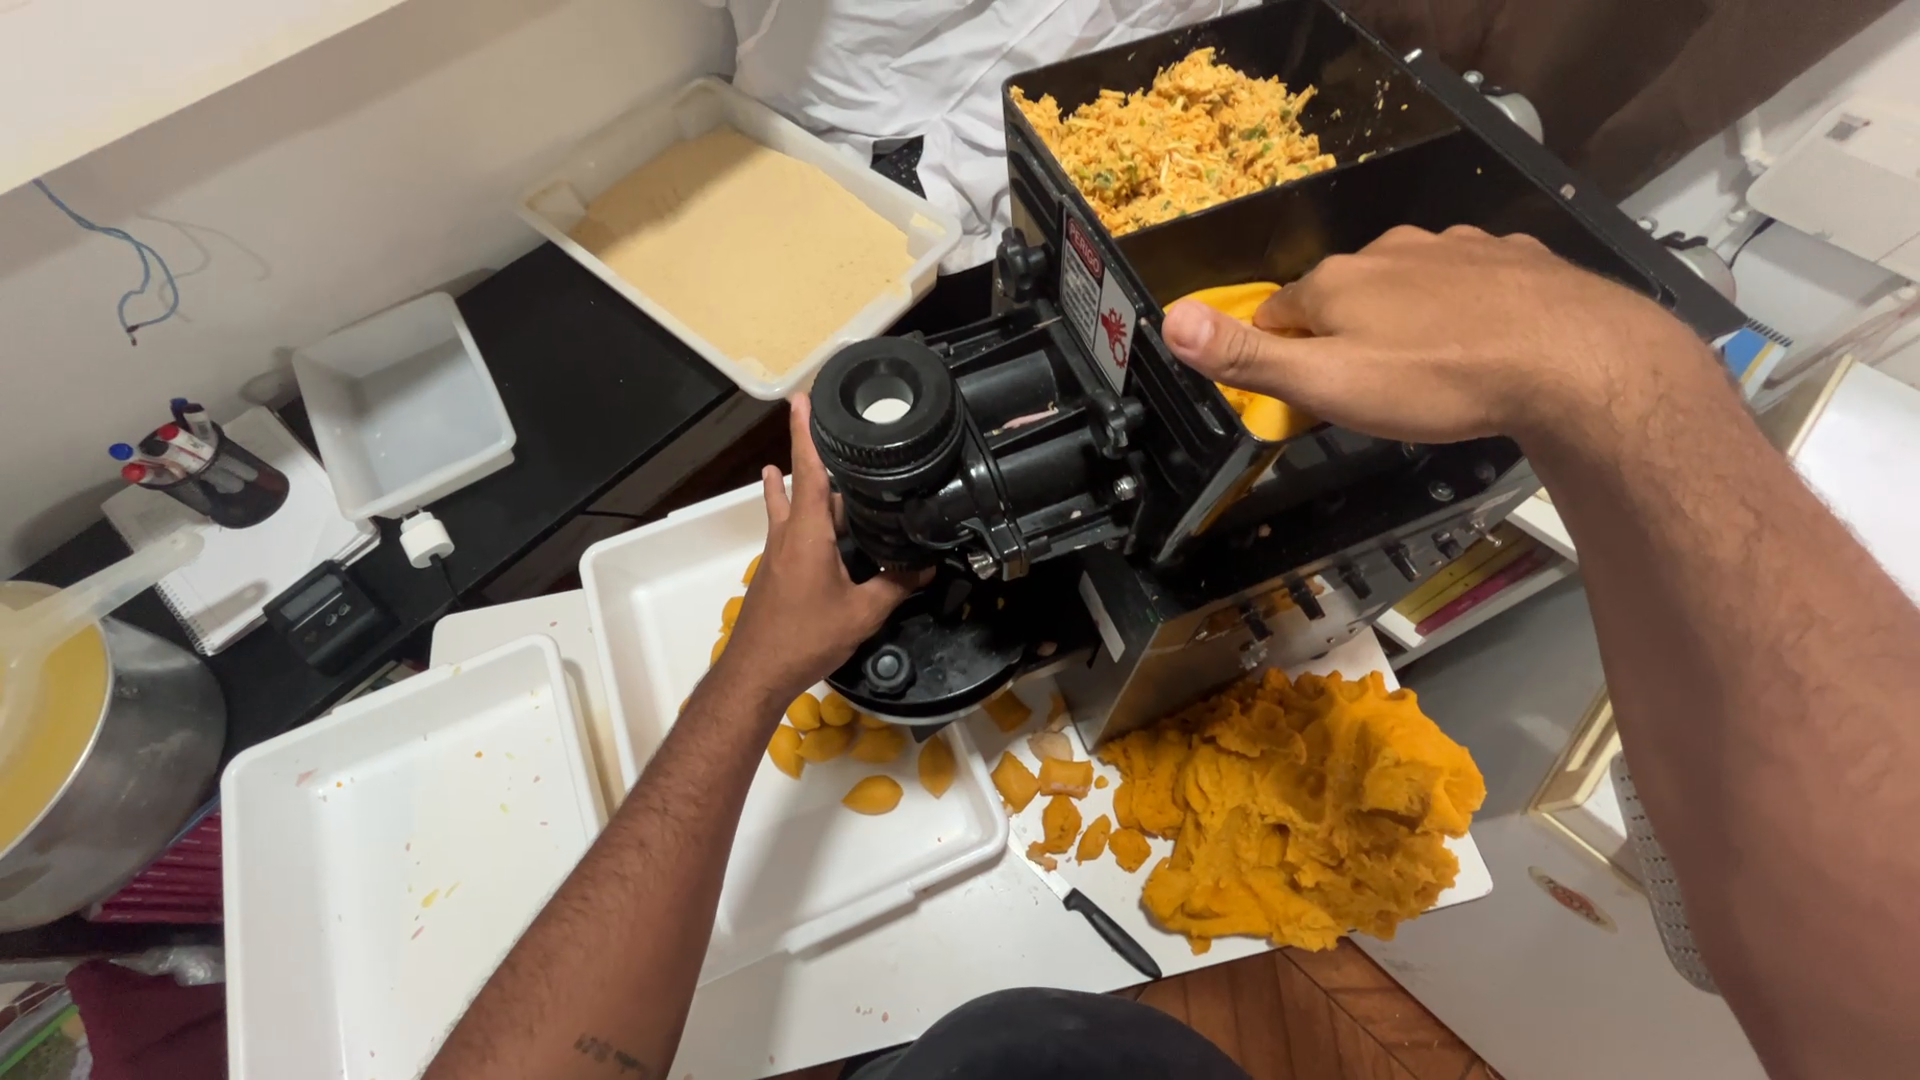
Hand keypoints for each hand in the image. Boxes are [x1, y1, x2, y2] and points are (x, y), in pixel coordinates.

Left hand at [716, 393, 924, 707]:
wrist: (757, 672)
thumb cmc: (806, 637)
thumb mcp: (862, 613)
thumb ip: (895, 586)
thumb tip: (924, 568)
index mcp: (808, 533)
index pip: (809, 471)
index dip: (806, 434)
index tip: (801, 400)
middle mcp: (789, 535)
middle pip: (804, 486)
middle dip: (820, 462)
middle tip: (844, 443)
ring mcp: (778, 553)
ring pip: (792, 508)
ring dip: (801, 487)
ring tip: (799, 466)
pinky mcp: (776, 571)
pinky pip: (792, 532)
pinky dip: (804, 519)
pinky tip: (813, 529)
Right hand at [1159, 225, 1717, 446]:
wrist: (1573, 362)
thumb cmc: (1431, 380)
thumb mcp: (1322, 382)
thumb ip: (1245, 356)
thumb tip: (1170, 320)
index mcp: (1333, 282)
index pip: (1277, 311)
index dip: (1277, 349)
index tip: (1295, 385)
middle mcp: (1386, 251)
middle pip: (1337, 295)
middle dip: (1336, 332)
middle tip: (1358, 385)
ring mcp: (1452, 247)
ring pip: (1399, 284)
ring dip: (1394, 317)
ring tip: (1419, 366)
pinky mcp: (1509, 255)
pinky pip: (1460, 279)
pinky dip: (1453, 305)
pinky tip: (1473, 338)